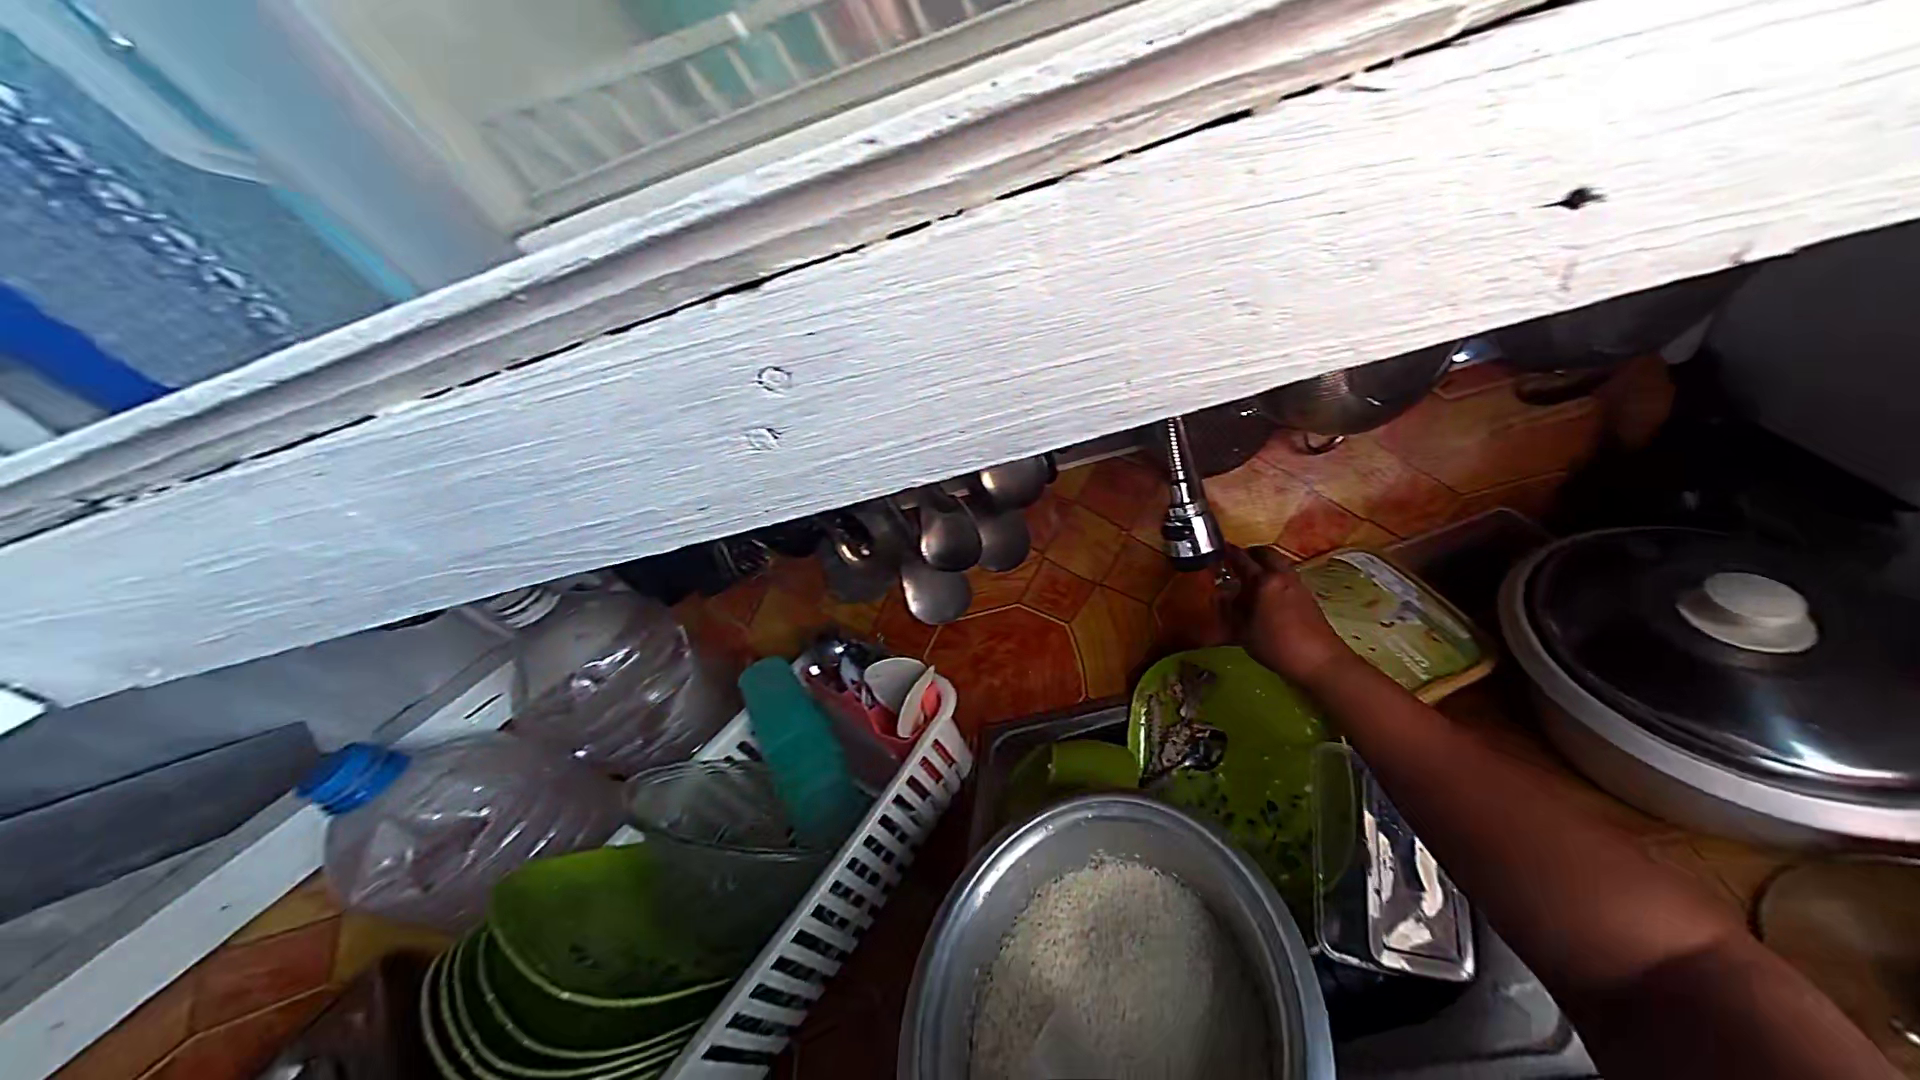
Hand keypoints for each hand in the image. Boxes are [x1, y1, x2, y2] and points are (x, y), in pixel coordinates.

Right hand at [1219, 546, 1354, 686]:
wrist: (1320, 660)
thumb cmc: (1277, 645)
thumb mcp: (1243, 631)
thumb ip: (1230, 610)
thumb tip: (1222, 597)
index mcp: (1264, 581)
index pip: (1241, 558)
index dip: (1227, 552)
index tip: (1216, 550)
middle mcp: (1282, 576)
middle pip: (1265, 553)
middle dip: (1249, 554)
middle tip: (1235, 562)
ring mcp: (1298, 584)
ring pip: (1278, 563)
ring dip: (1264, 564)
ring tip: (1250, 578)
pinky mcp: (1307, 596)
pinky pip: (1287, 576)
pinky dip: (1274, 577)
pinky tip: (1267, 594)